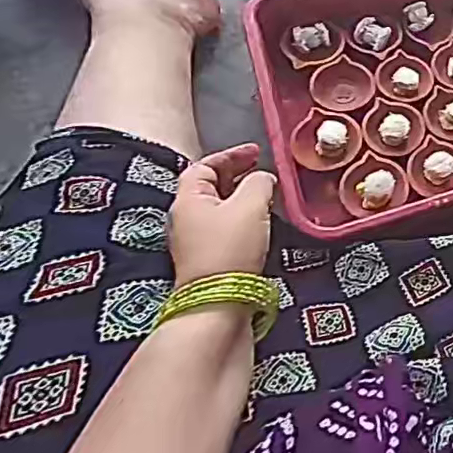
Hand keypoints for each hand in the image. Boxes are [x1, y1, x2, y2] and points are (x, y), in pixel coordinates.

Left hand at [168, 145, 275, 284]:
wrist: (219, 301)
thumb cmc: (231, 246)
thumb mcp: (251, 205)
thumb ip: (259, 183)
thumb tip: (263, 179)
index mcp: (189, 198)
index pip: (205, 166)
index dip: (231, 155)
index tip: (256, 151)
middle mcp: (186, 216)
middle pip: (210, 185)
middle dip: (237, 173)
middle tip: (262, 168)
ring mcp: (195, 238)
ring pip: (219, 205)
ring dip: (241, 194)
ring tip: (266, 191)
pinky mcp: (207, 256)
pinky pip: (224, 224)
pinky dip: (242, 214)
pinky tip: (260, 218)